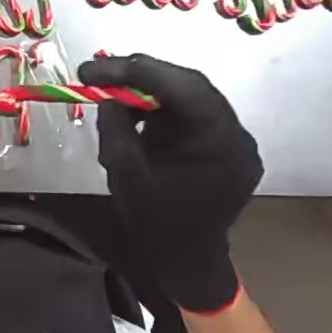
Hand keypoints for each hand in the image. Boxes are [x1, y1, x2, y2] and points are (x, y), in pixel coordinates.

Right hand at [77, 54, 262, 312]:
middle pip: (188, 87)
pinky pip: (188, 117)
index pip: (185, 88)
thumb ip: (116, 131)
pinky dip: (158, 113)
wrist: (186, 263)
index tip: (94, 69)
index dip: (138, 71)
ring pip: (187, 98)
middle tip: (98, 74)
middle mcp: (236, 135)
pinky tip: (133, 120)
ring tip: (111, 99)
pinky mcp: (220, 145)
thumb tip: (109, 96)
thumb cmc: (157, 226)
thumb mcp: (127, 178)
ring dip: (147, 94)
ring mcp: (232, 140)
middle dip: (141, 77)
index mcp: (222, 144)